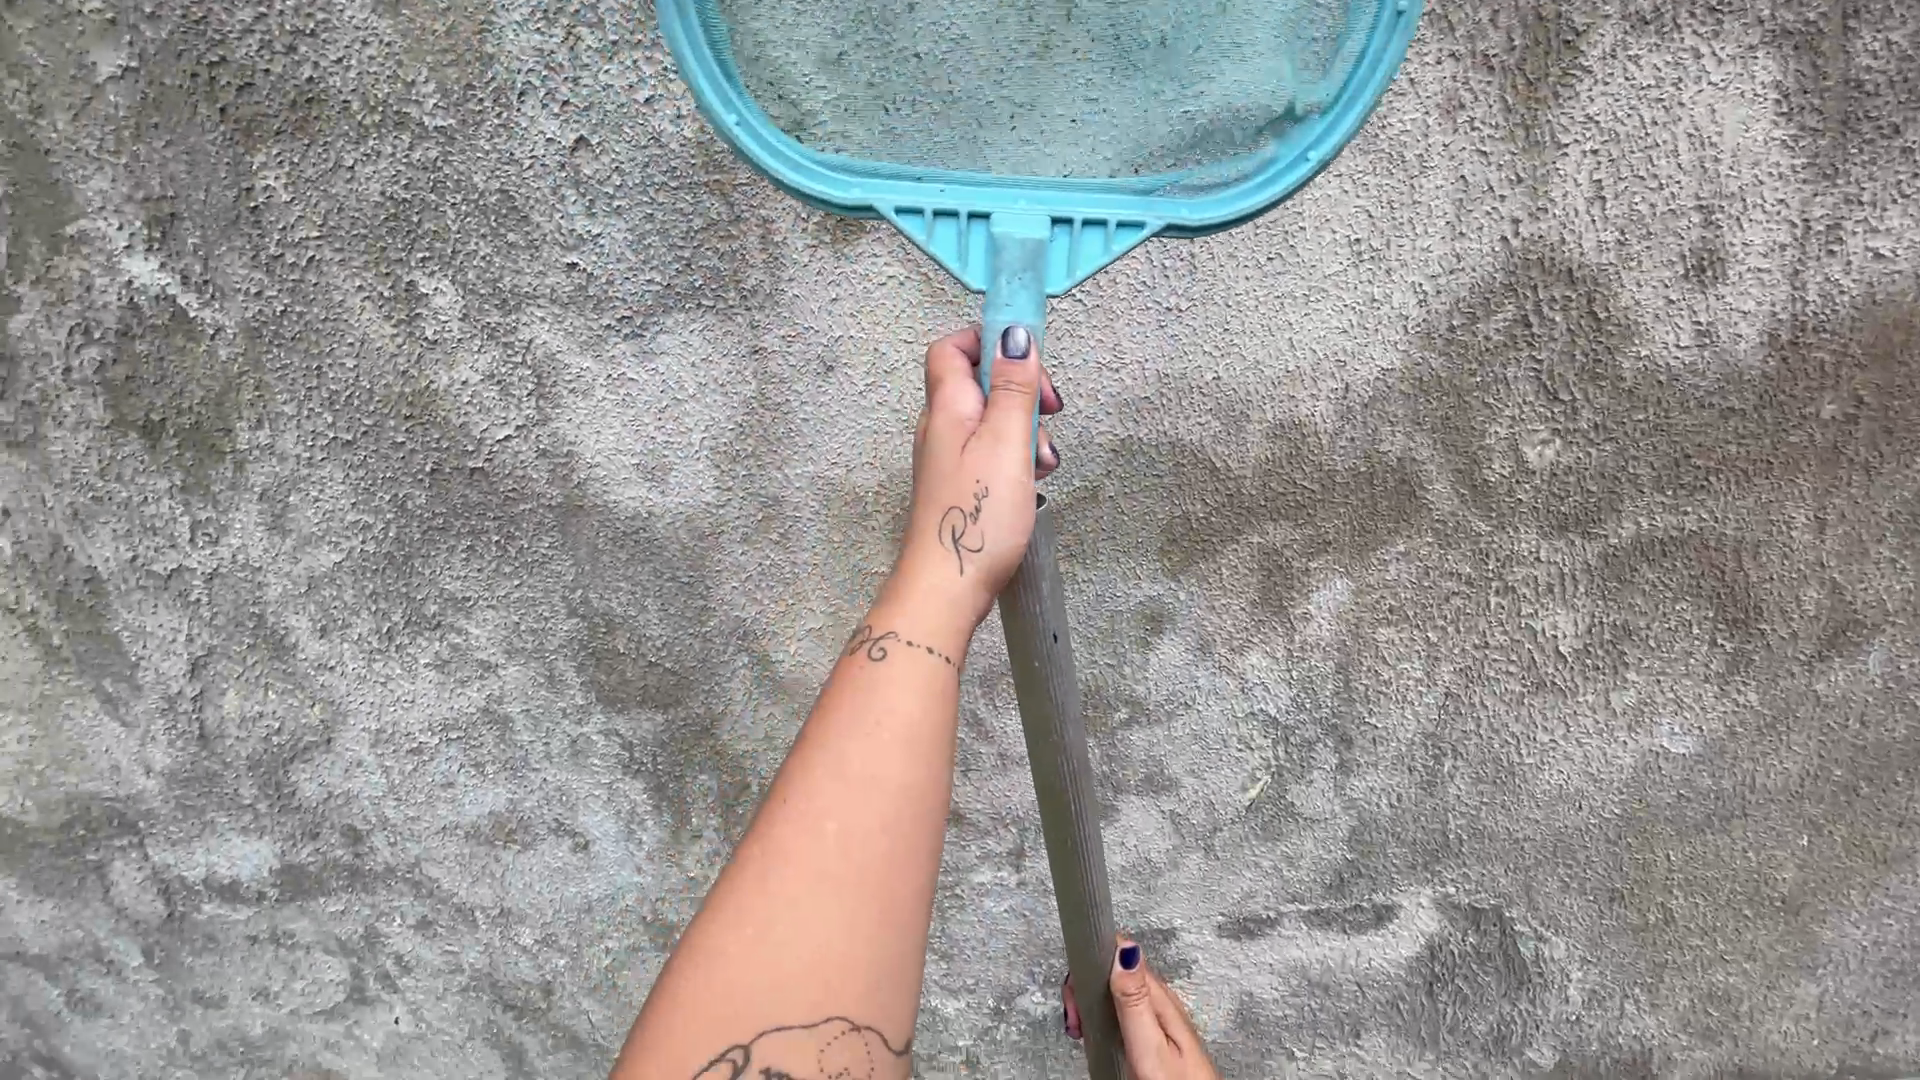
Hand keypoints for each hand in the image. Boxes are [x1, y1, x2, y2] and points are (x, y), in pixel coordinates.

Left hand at [882, 324, 1063, 632]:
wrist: (948, 585)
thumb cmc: (977, 515)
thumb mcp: (1006, 441)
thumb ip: (1012, 386)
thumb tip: (1014, 333)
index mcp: (947, 407)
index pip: (953, 347)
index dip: (989, 341)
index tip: (1030, 360)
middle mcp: (942, 427)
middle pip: (980, 383)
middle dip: (1022, 391)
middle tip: (1049, 412)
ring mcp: (950, 458)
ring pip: (992, 421)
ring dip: (1026, 431)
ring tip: (1044, 463)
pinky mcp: (961, 485)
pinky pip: (992, 454)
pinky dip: (1017, 459)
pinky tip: (1033, 481)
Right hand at [1064, 938, 1219, 1079]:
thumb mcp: (1149, 1044)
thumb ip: (1135, 996)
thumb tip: (1125, 948)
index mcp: (1158, 996)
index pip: (1118, 952)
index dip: (1090, 966)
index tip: (1077, 996)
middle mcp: (1158, 1000)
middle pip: (1113, 970)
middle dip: (1087, 988)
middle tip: (1077, 1020)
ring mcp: (1156, 1015)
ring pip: (1115, 989)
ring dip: (1092, 1003)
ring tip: (1083, 1029)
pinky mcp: (1152, 1031)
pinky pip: (1121, 1008)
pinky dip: (1102, 1015)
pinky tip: (1098, 1032)